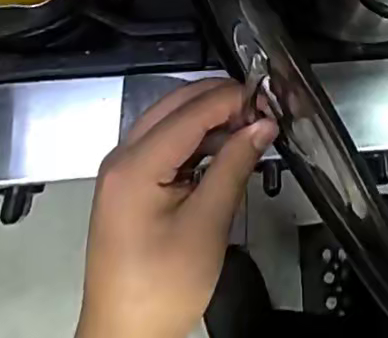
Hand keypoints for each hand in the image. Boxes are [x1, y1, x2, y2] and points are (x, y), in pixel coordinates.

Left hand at [77, 79, 277, 337]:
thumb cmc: (161, 289)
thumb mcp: (207, 226)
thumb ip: (234, 166)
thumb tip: (262, 126)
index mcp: (135, 164)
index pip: (189, 112)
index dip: (230, 99)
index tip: (265, 100)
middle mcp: (122, 155)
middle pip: (175, 105)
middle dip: (219, 100)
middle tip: (259, 109)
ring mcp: (122, 167)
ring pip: (169, 119)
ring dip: (207, 117)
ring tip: (247, 126)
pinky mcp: (128, 181)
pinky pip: (163, 141)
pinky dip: (194, 138)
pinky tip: (221, 147)